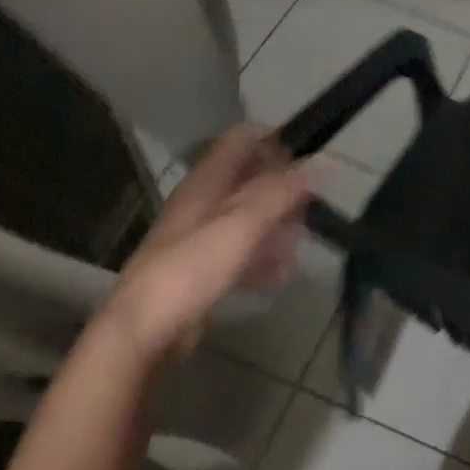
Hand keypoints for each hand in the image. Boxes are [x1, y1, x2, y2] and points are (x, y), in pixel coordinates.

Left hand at [98, 125, 309, 362]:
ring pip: (248, 217)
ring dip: (277, 224)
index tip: (310, 159)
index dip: (276, 141)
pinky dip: (263, 256)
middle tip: (312, 207)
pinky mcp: (202, 270)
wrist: (145, 330)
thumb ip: (282, 191)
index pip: (243, 139)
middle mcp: (202, 202)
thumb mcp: (243, 224)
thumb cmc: (192, 268)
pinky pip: (241, 252)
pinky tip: (283, 273)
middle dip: (283, 189)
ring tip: (302, 241)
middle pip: (249, 178)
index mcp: (207, 181)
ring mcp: (200, 236)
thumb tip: (323, 162)